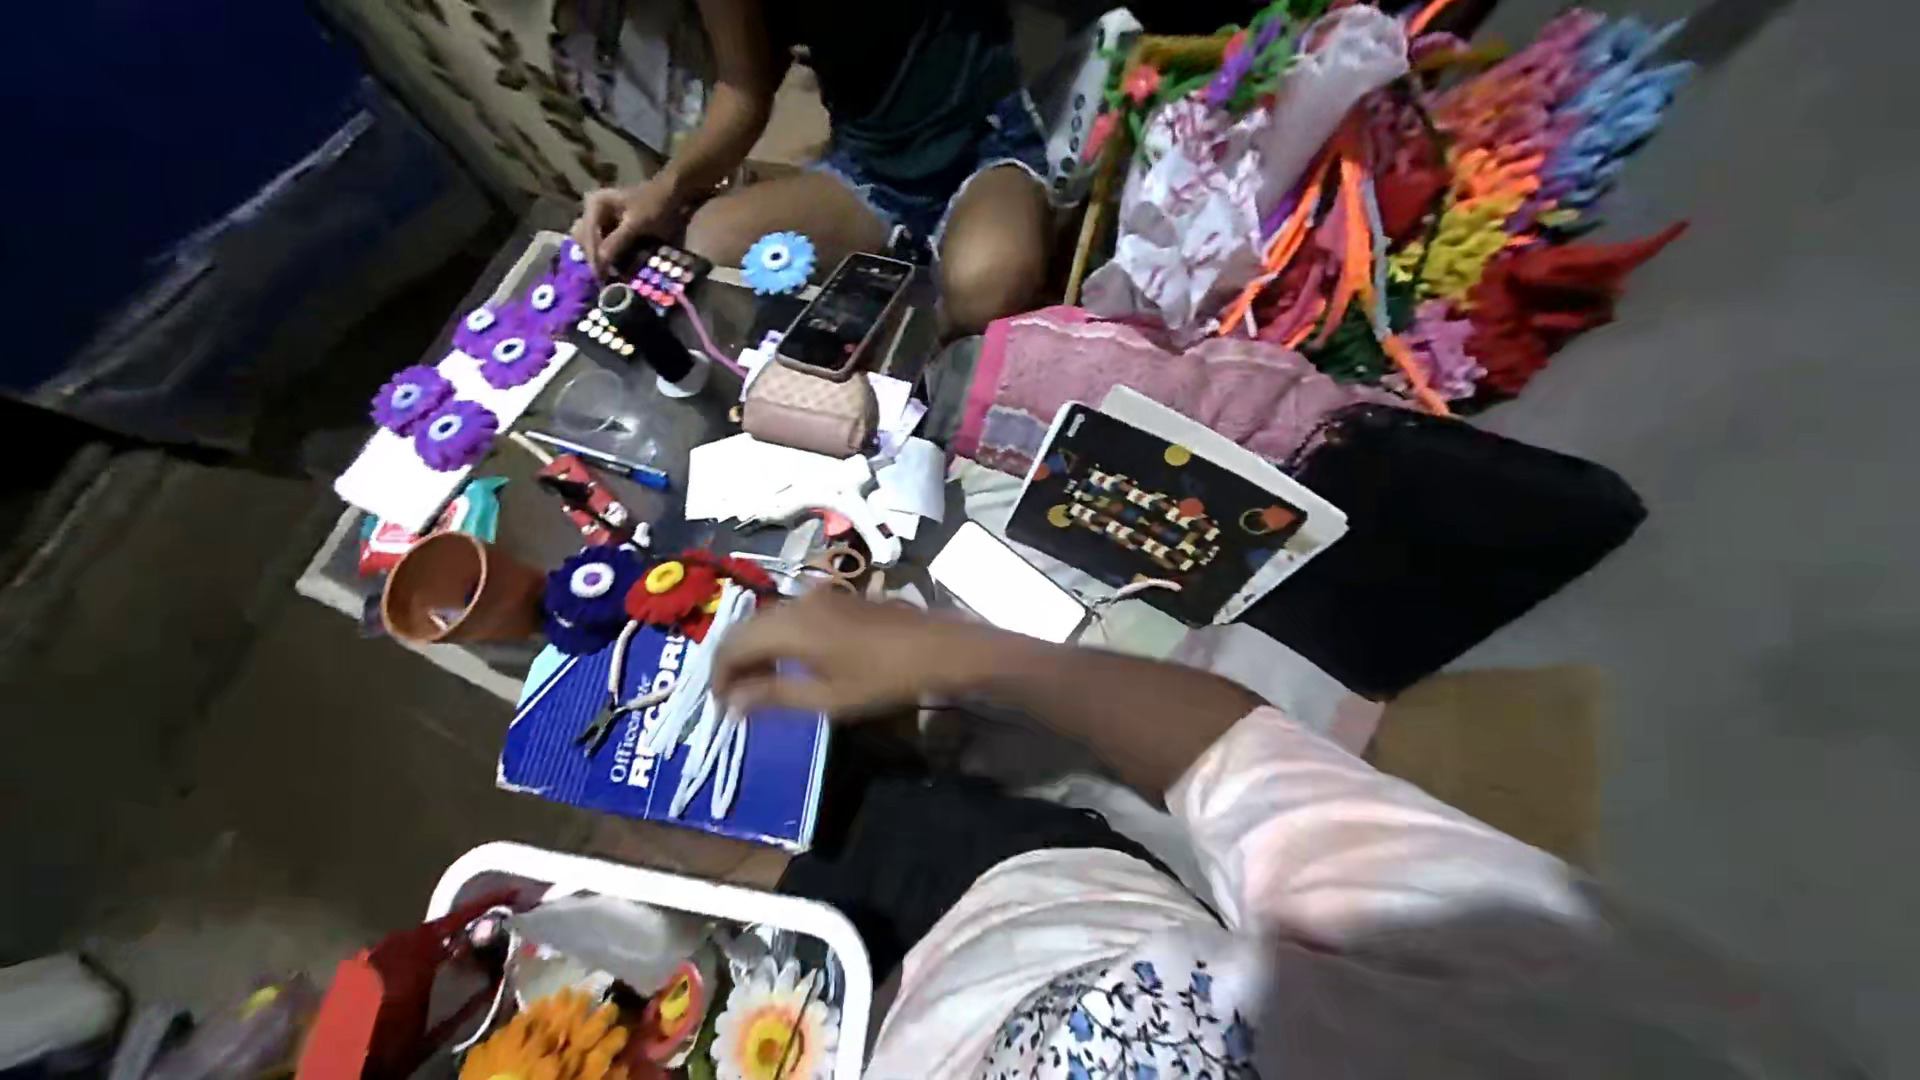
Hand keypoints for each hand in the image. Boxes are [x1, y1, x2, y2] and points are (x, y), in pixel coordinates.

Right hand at [571, 180, 680, 275]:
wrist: (673, 195)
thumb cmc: (655, 206)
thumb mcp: (636, 224)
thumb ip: (618, 241)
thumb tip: (601, 260)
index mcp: (595, 206)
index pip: (588, 236)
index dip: (594, 258)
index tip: (600, 278)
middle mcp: (594, 210)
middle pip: (585, 240)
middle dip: (594, 259)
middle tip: (603, 279)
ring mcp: (603, 218)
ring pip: (594, 243)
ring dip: (601, 258)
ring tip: (609, 276)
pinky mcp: (614, 226)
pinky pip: (606, 243)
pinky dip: (610, 255)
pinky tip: (616, 268)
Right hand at [713, 590, 1011, 716]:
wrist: (935, 646)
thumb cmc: (881, 678)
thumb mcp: (826, 697)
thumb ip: (774, 695)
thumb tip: (732, 703)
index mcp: (788, 626)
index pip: (731, 645)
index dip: (718, 676)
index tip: (720, 706)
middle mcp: (796, 602)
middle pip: (745, 628)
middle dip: (734, 663)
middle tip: (737, 699)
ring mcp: (818, 595)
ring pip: (767, 619)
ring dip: (756, 650)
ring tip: (761, 685)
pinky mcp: (835, 597)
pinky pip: (789, 614)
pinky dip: (778, 638)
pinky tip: (790, 662)